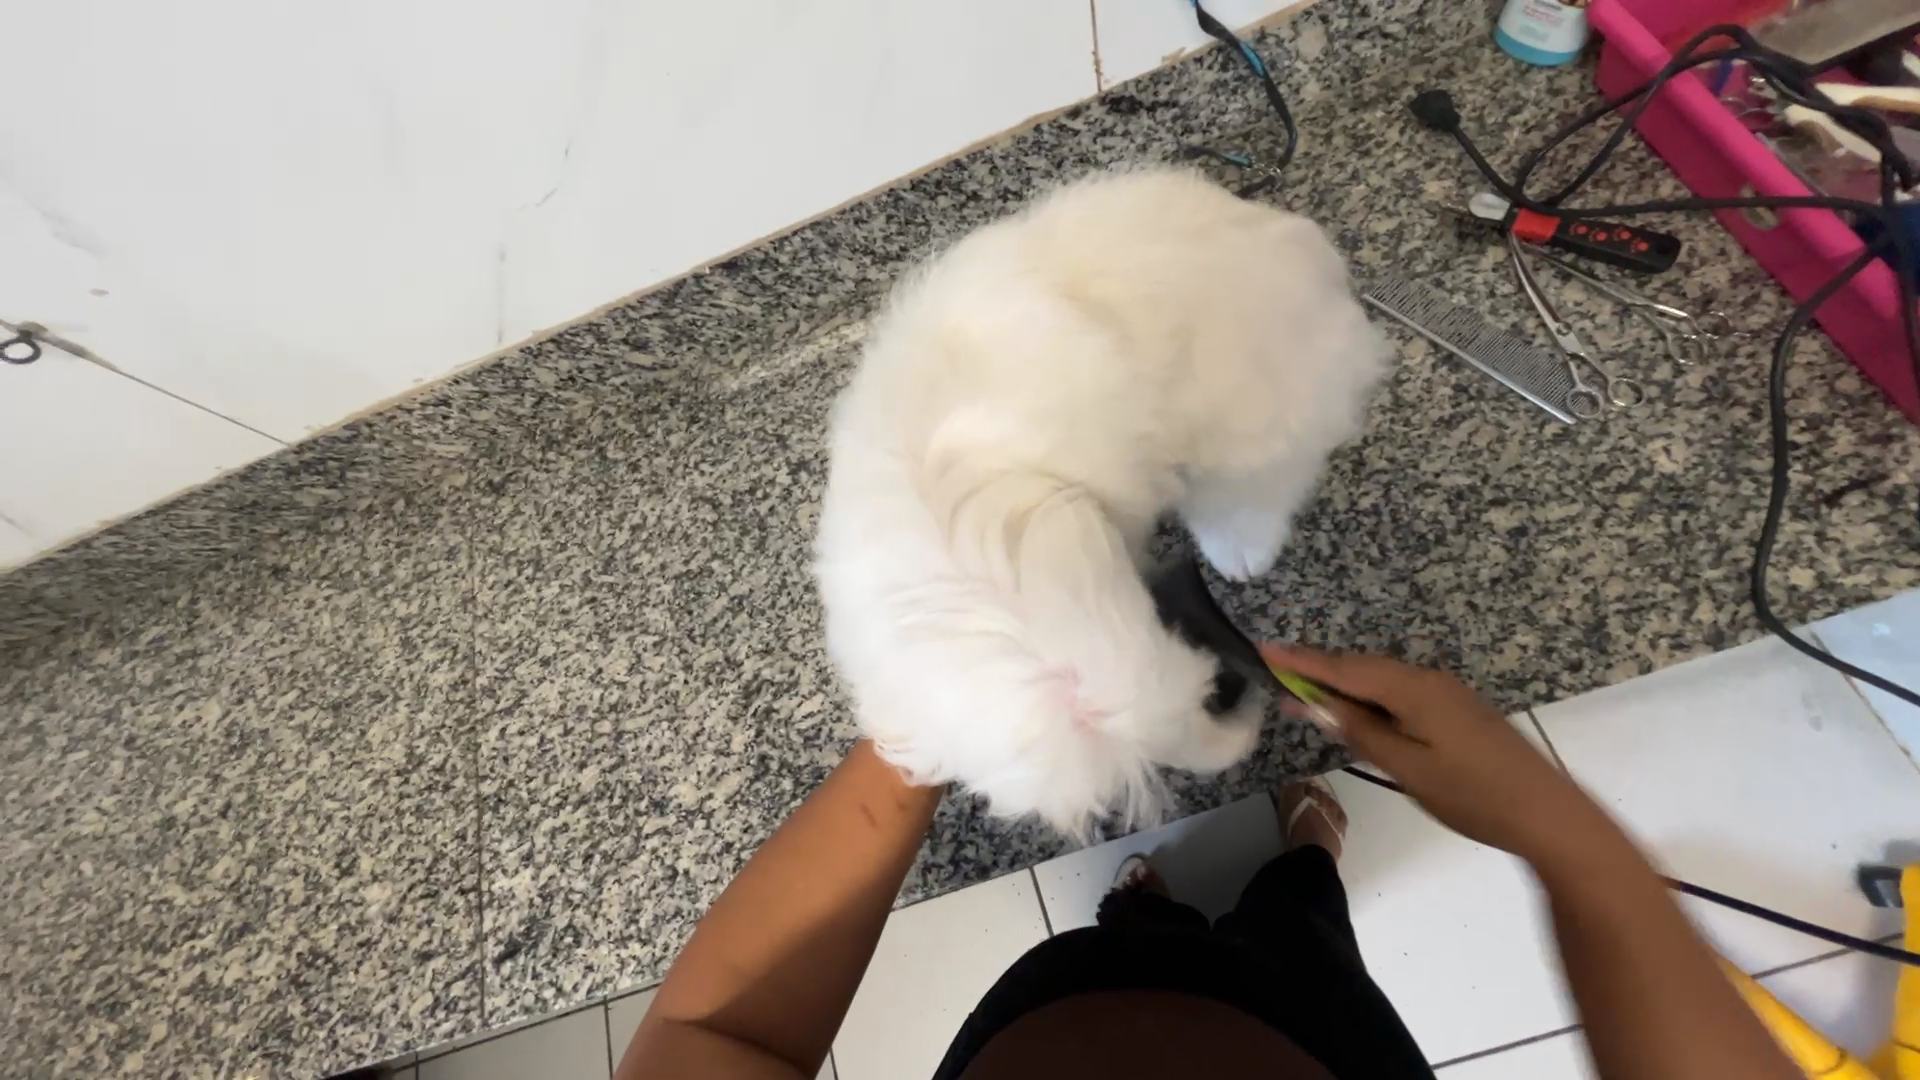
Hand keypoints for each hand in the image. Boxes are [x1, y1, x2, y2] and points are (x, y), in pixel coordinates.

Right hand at [1261, 644, 1611, 862]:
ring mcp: (1445, 693)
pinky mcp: (1455, 710)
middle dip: (1317, 669)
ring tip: (1307, 691)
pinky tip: (1357, 710)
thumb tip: (1312, 701)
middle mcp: (1427, 680)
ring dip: (1342, 684)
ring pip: (1379, 680)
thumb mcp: (1405, 766)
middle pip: (1360, 668)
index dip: (1299, 660)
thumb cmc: (1473, 795)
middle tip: (1277, 672)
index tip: (1262, 648)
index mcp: (1412, 689)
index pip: (1342, 668)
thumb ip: (1356, 730)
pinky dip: (1368, 696)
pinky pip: (1398, 692)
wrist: (1554, 819)